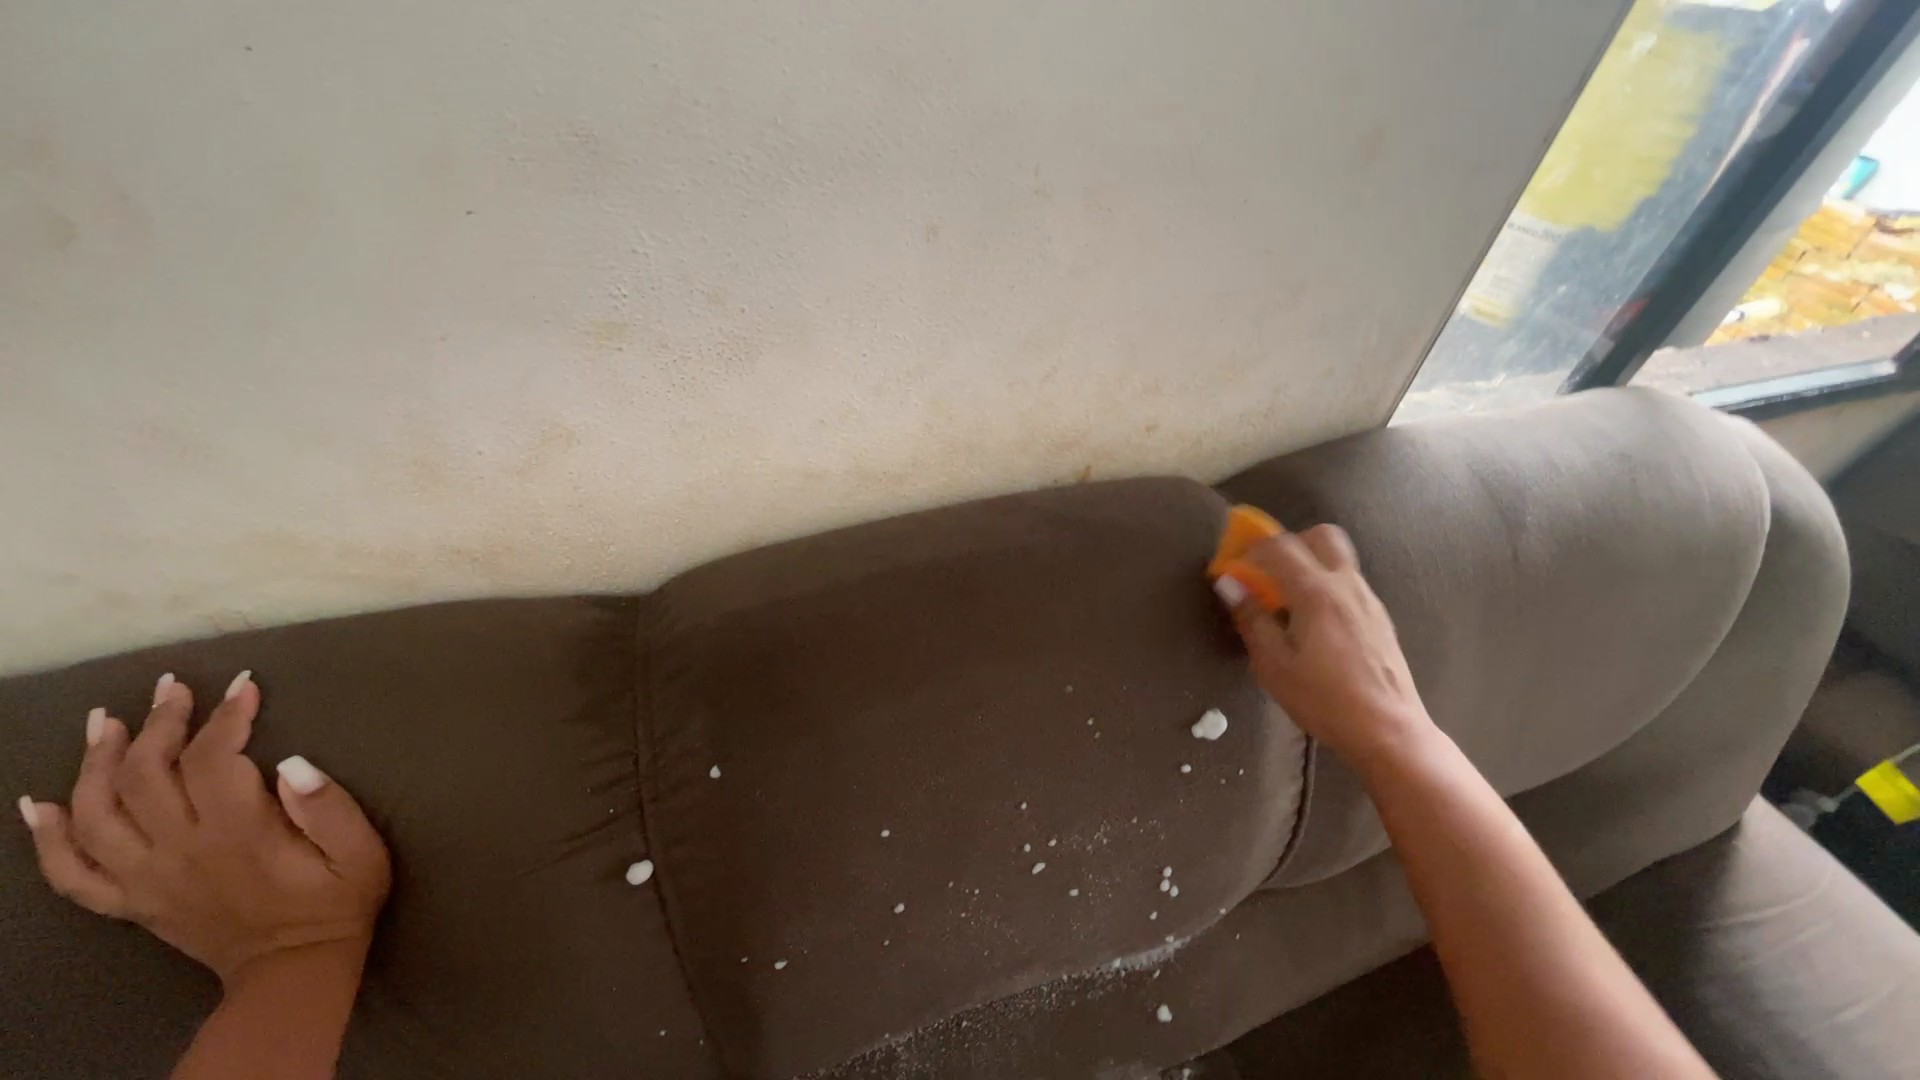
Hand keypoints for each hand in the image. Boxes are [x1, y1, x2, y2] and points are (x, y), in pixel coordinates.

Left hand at [17, 672, 390, 986]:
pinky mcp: (130, 901)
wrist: (295, 968)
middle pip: (146, 775)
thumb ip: (328, 808)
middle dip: (158, 723)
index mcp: (238, 834)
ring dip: (95, 763)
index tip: (244, 686)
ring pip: (96, 813)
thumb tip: (293, 761)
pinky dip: (46, 836)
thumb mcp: (361, 852)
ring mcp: (145, 878)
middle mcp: (178, 851)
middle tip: (172, 687)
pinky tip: (39, 805)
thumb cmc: (338, 901)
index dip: (224, 717)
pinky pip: (70, 871)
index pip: (212, 760)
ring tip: (105, 722)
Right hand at [1213, 524, 1435, 767]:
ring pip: (1339, 558)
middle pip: (1321, 536)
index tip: (1234, 567)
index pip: (1280, 546)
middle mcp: (1346, 586)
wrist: (1388, 730)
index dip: (1251, 549)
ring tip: (1289, 601)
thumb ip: (1251, 619)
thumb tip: (1229, 585)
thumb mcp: (1273, 665)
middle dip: (1290, 543)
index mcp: (1316, 594)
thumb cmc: (1323, 700)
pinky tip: (1315, 624)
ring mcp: (1368, 600)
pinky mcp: (1380, 618)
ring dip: (1310, 564)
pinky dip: (1326, 585)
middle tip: (1268, 571)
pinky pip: (1349, 583)